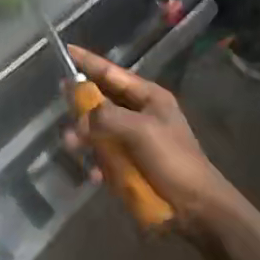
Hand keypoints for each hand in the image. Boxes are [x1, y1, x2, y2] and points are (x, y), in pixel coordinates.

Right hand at [63, 46, 240, 236]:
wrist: (197, 210)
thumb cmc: (173, 161)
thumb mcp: (141, 131)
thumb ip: (106, 117)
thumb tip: (79, 118)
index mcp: (148, 97)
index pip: (112, 72)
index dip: (88, 61)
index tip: (66, 49)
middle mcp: (139, 113)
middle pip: (101, 100)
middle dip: (81, 105)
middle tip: (62, 104)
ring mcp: (133, 139)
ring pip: (98, 129)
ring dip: (85, 137)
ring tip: (72, 145)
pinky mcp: (129, 163)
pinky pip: (104, 155)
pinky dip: (97, 162)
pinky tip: (95, 174)